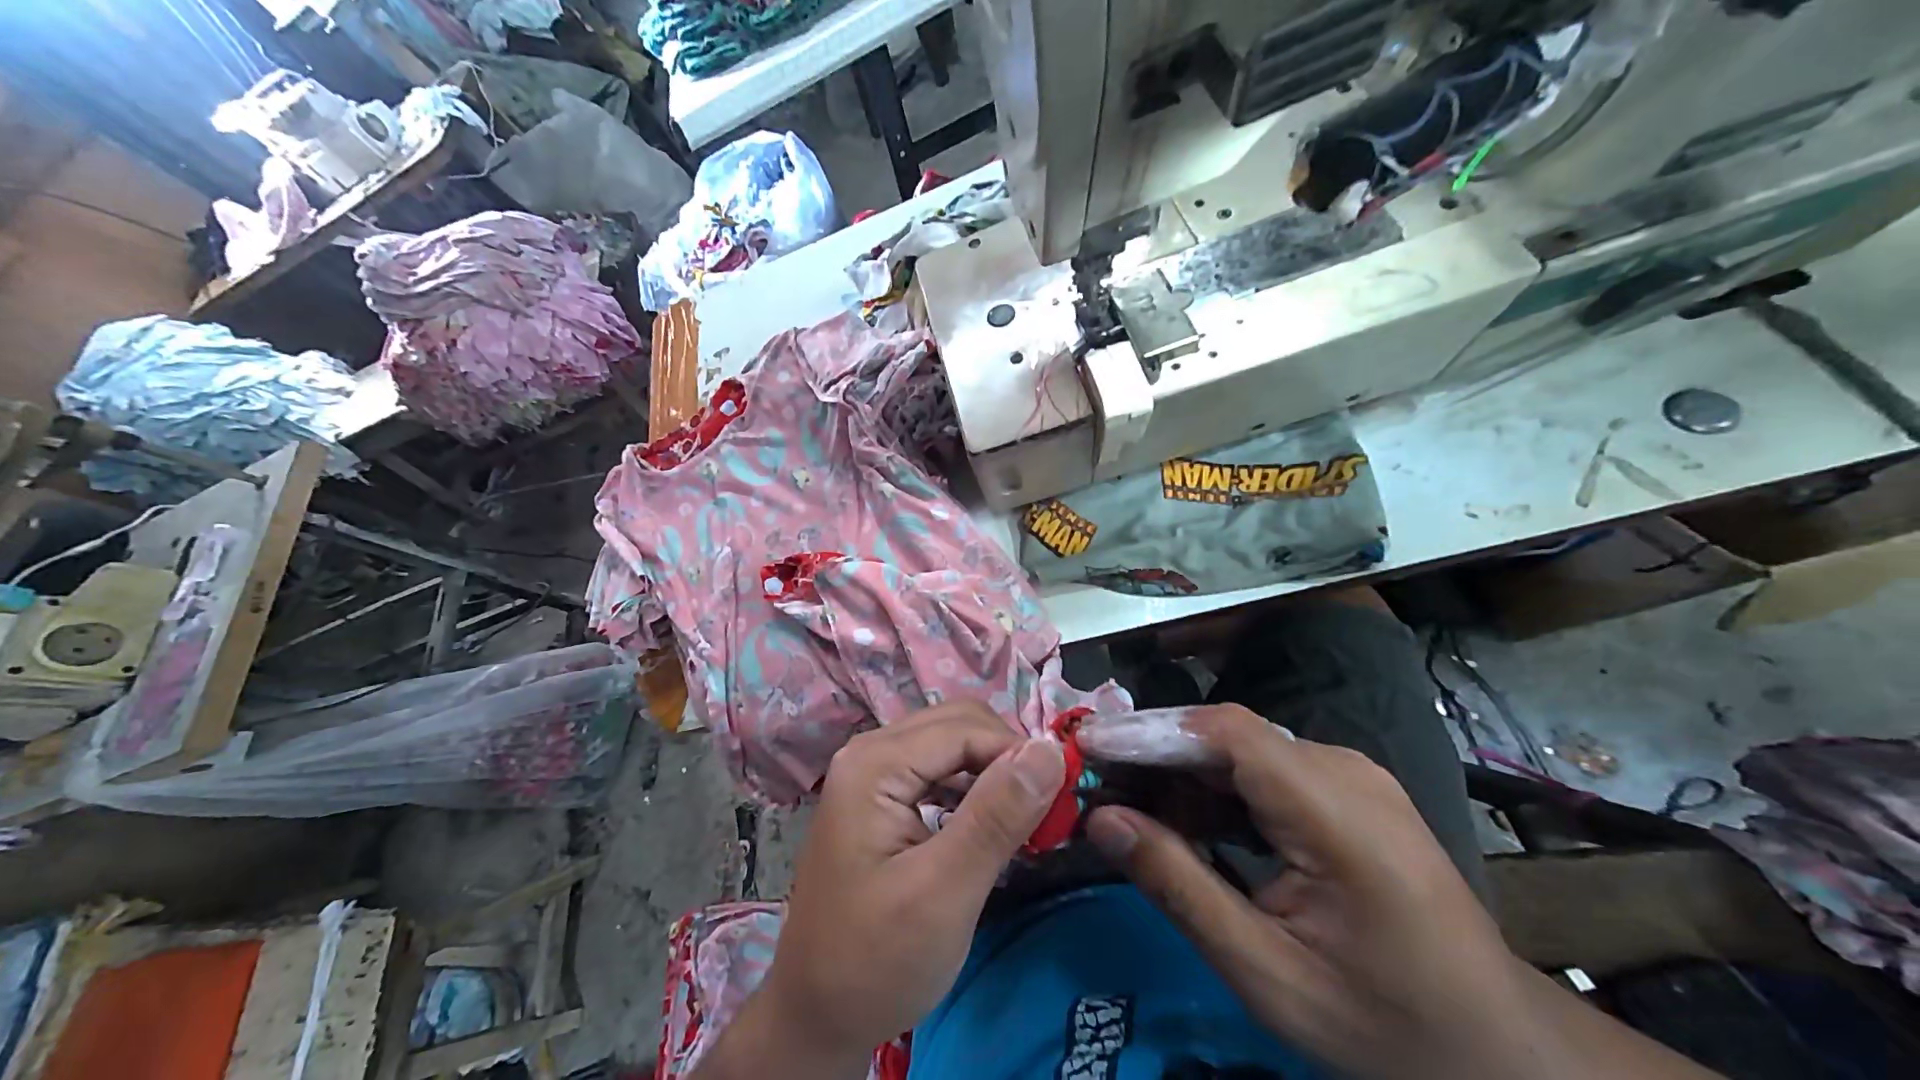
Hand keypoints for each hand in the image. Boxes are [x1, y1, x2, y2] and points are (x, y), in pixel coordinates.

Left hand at [696, 701, 1063, 1079]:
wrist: (816, 1016)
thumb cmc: (875, 961)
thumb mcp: (944, 893)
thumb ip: (996, 817)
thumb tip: (1049, 751)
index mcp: (873, 764)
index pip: (966, 728)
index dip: (1019, 754)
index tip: (1062, 799)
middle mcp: (869, 753)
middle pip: (959, 725)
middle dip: (1008, 758)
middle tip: (1045, 811)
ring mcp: (872, 774)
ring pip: (953, 745)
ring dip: (995, 772)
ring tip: (1026, 820)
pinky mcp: (881, 799)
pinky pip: (939, 771)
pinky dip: (974, 787)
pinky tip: (991, 824)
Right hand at [1084, 705, 1720, 1079]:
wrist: (1495, 1047)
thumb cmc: (1381, 1019)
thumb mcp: (1266, 971)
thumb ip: (1180, 886)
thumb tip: (1102, 818)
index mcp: (1337, 812)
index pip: (1228, 733)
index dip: (1150, 730)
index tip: (1086, 745)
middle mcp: (1344, 771)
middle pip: (1228, 737)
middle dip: (1154, 753)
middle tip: (1089, 778)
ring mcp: (1350, 778)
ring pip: (1241, 752)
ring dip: (1179, 774)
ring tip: (1122, 802)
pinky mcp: (1346, 793)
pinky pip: (1265, 773)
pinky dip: (1214, 792)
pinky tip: (1180, 821)